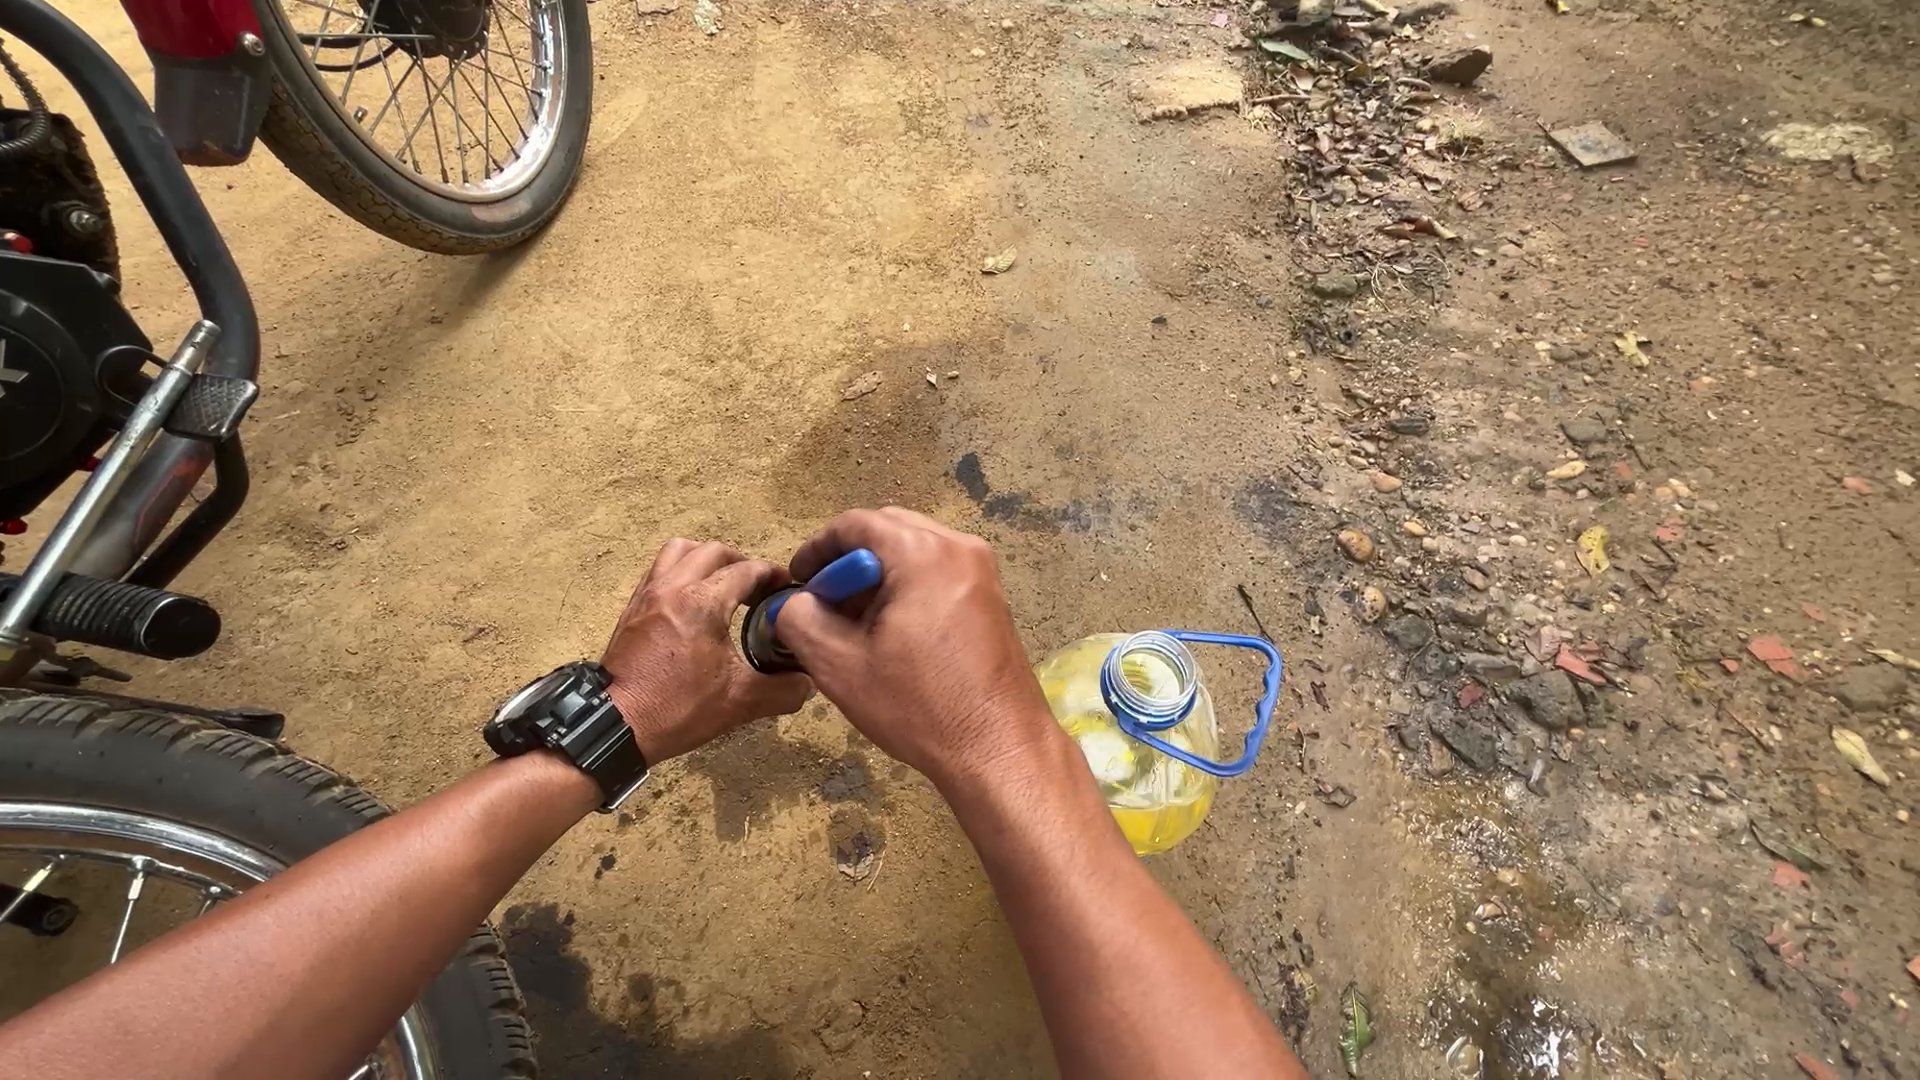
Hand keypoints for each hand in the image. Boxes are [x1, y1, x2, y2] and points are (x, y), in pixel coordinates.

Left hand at [600, 540, 812, 762]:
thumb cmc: (678, 708)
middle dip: (741, 562)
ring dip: (706, 559)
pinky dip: (681, 572)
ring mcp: (647, 594)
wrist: (615, 725)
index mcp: (703, 602)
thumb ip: (783, 689)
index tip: (786, 588)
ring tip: (722, 584)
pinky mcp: (632, 608)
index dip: (772, 575)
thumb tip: (809, 683)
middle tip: (757, 587)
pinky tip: (692, 600)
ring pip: (680, 551)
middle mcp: (673, 587)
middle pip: (713, 551)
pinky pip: (659, 570)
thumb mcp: (741, 702)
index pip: (746, 570)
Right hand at [774, 508, 1057, 789]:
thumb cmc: (919, 705)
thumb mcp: (840, 665)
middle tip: (825, 604)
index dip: (817, 549)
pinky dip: (908, 586)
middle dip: (849, 562)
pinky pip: (939, 570)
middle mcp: (960, 546)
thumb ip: (801, 619)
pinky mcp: (992, 595)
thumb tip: (796, 603)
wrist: (999, 748)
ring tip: (856, 622)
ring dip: (879, 575)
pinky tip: (893, 630)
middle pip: (888, 530)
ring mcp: (983, 570)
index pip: (856, 524)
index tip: (798, 583)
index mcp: (923, 552)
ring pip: (915, 550)